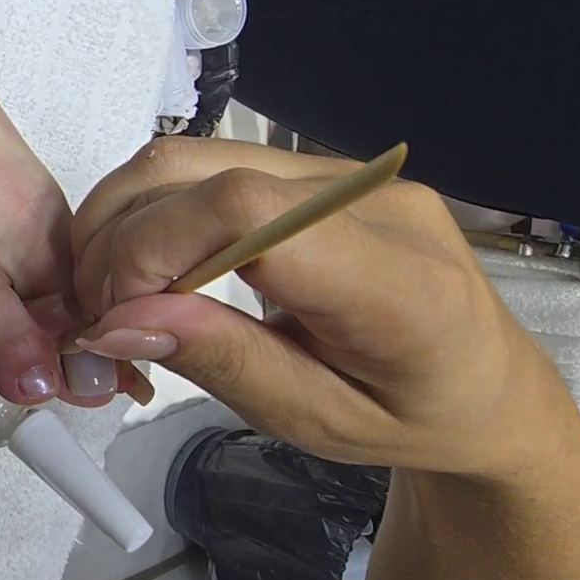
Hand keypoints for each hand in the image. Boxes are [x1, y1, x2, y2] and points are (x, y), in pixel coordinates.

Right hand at [66, 138, 579, 477]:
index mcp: (395, 282)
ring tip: (109, 286)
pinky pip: (193, 166)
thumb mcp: (313, 420)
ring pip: (178, 159)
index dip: (151, 249)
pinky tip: (139, 259)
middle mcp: (367, 200)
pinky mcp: (306, 168)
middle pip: (191, 174)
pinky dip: (140, 210)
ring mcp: (336, 172)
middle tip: (97, 310)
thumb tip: (113, 323)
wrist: (481, 383)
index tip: (119, 315)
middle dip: (115, 241)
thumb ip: (220, 361)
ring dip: (115, 218)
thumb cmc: (408, 417)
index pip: (243, 213)